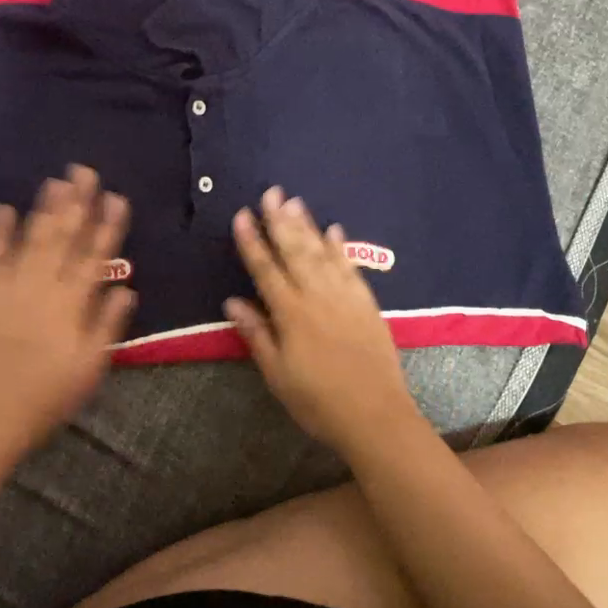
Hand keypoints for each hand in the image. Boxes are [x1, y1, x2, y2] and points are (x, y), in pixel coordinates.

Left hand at [0, 165, 136, 450]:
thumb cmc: (46, 397)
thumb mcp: (89, 368)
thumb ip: (108, 325)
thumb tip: (126, 287)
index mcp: (72, 305)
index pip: (95, 256)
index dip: (108, 225)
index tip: (117, 196)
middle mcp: (43, 287)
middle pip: (64, 237)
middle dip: (77, 202)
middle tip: (84, 170)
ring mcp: (11, 287)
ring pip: (32, 238)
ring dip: (44, 208)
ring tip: (55, 180)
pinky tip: (3, 207)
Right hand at [224, 187, 424, 453]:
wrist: (376, 416)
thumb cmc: (318, 401)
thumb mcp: (277, 375)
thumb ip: (257, 334)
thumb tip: (232, 302)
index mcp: (290, 314)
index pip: (265, 269)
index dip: (252, 242)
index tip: (241, 215)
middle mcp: (317, 296)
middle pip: (294, 251)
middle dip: (280, 220)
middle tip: (271, 192)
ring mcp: (345, 296)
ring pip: (322, 252)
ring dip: (307, 225)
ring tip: (295, 201)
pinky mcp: (367, 303)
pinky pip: (351, 266)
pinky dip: (340, 247)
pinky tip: (333, 230)